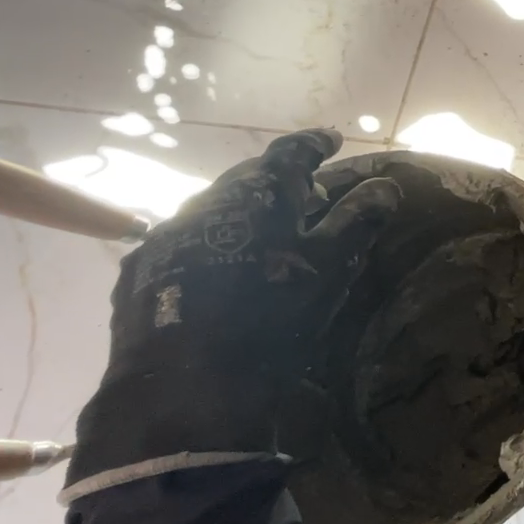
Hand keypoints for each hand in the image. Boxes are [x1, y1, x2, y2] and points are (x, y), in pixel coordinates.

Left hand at [66, 130, 401, 493]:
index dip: (315, 143)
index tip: (332, 139)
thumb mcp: (332, 263)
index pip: (289, 153)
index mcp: (255, 196)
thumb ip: (360, 217)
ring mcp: (164, 239)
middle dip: (281, 181)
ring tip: (270, 231)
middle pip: (249, 180)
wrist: (183, 384)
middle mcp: (204, 206)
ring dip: (246, 212)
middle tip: (310, 192)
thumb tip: (385, 183)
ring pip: (215, 211)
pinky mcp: (139, 274)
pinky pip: (187, 242)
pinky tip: (226, 267)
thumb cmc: (272, 313)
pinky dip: (216, 241)